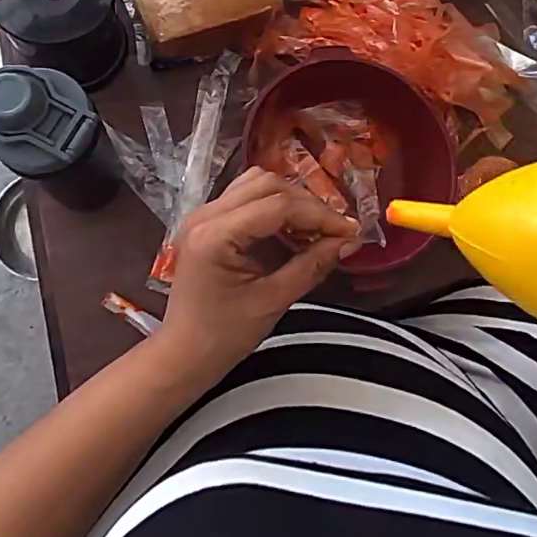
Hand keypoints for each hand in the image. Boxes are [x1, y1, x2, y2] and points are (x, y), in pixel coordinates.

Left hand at [159, 168, 359, 377]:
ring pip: (255, 184)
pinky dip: (272, 205)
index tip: (351, 231)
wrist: (185, 352)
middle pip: (266, 185)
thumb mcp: (273, 301)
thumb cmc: (224, 334)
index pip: (277, 205)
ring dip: (290, 199)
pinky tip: (291, 227)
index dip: (319, 215)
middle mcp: (205, 215)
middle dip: (306, 203)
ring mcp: (202, 215)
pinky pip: (244, 197)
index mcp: (215, 234)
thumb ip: (311, 266)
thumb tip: (348, 242)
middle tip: (336, 231)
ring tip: (316, 227)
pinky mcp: (207, 222)